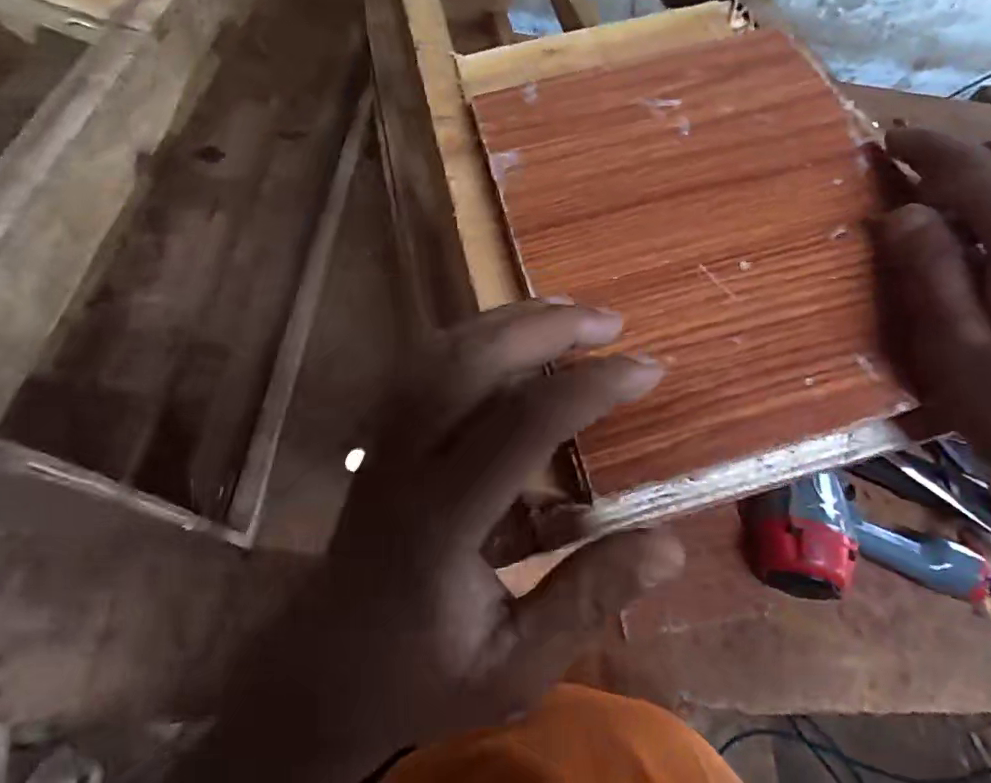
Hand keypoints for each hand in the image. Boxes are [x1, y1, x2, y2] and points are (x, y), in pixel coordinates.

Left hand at [192, 301, 684, 781]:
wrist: (321, 676)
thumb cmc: (423, 675)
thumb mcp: (516, 665)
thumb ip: (587, 599)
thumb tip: (669, 543)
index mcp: (439, 521)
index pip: (522, 423)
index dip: (592, 386)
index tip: (648, 370)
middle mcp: (403, 464)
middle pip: (470, 361)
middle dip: (547, 328)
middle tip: (612, 324)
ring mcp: (383, 443)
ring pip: (442, 351)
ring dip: (512, 321)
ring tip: (572, 313)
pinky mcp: (381, 438)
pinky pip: (428, 364)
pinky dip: (480, 336)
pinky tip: (516, 338)